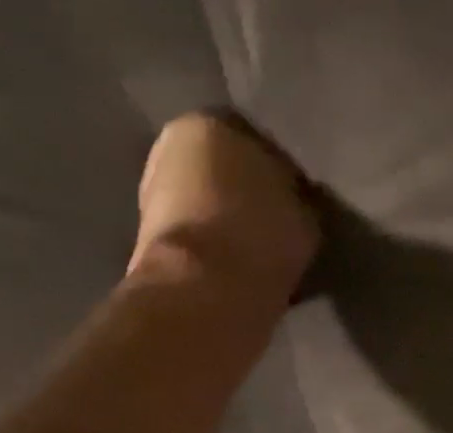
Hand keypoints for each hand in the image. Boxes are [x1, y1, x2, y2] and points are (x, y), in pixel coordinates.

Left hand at [128, 112, 319, 292]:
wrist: (205, 289)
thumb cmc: (261, 234)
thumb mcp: (307, 214)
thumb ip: (299, 199)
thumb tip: (298, 204)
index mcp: (213, 122)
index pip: (259, 141)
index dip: (284, 175)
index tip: (300, 204)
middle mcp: (172, 144)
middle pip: (225, 169)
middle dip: (249, 195)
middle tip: (279, 228)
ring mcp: (151, 190)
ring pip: (206, 201)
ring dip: (228, 221)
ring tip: (258, 251)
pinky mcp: (145, 233)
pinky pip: (195, 233)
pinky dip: (212, 245)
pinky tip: (236, 266)